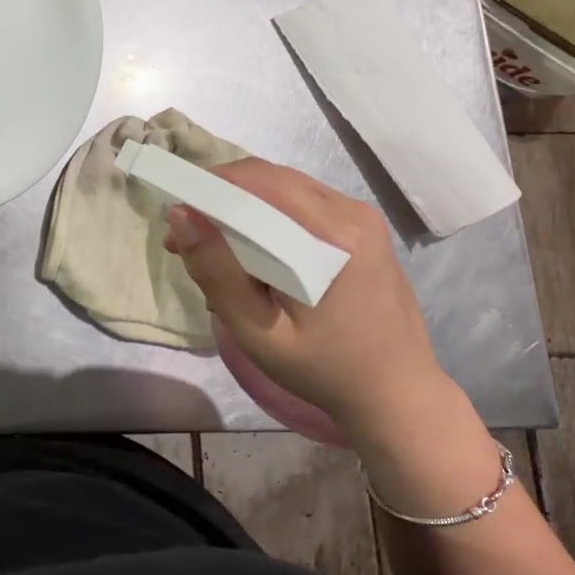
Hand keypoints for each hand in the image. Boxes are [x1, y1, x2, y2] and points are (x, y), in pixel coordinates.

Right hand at [164, 158, 452, 442]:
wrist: (398, 396)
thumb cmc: (325, 369)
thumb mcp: (258, 332)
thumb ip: (217, 272)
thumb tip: (180, 216)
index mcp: (332, 234)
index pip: (256, 182)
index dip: (207, 188)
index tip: (176, 219)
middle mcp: (351, 212)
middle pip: (269, 178)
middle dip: (219, 197)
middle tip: (186, 237)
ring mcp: (361, 217)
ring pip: (283, 187)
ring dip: (242, 205)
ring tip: (214, 246)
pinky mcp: (363, 228)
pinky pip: (302, 202)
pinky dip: (267, 215)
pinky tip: (253, 252)